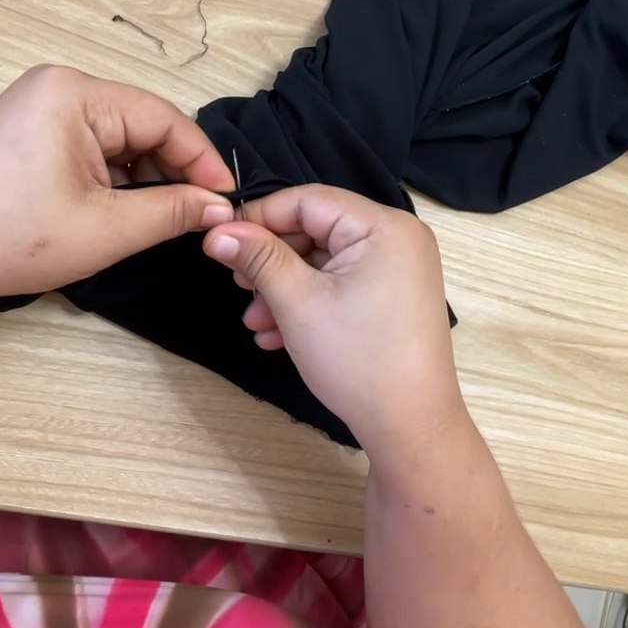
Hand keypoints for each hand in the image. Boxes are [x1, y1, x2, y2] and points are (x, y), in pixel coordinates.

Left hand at [0, 65, 234, 304]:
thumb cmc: (3, 237)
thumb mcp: (106, 230)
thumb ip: (172, 211)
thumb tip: (219, 206)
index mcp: (76, 95)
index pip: (165, 120)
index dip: (203, 162)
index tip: (226, 201)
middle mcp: (60, 87)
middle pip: (145, 125)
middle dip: (174, 171)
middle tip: (198, 215)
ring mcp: (44, 106)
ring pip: (123, 138)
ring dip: (146, 177)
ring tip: (159, 218)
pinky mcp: (34, 129)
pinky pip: (96, 146)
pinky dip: (117, 177)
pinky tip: (123, 209)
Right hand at [201, 185, 464, 447]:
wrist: (410, 427)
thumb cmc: (358, 361)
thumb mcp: (298, 303)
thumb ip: (258, 258)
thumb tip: (217, 230)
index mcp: (383, 226)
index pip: (308, 200)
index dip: (260, 217)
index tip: (220, 242)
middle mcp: (398, 238)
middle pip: (316, 229)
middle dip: (272, 260)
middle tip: (237, 284)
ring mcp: (399, 269)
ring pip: (324, 261)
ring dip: (284, 287)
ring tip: (254, 321)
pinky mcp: (394, 296)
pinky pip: (342, 283)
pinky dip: (309, 302)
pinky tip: (276, 335)